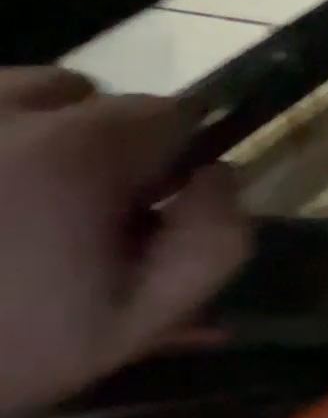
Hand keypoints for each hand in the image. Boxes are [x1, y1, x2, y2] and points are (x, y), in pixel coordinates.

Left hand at [0, 68, 250, 414]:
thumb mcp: (134, 324)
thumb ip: (214, 242)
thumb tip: (216, 177)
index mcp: (77, 150)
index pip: (172, 114)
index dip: (166, 163)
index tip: (134, 213)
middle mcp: (2, 113)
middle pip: (79, 93)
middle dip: (87, 143)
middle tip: (58, 213)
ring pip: (6, 95)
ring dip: (18, 134)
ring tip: (5, 204)